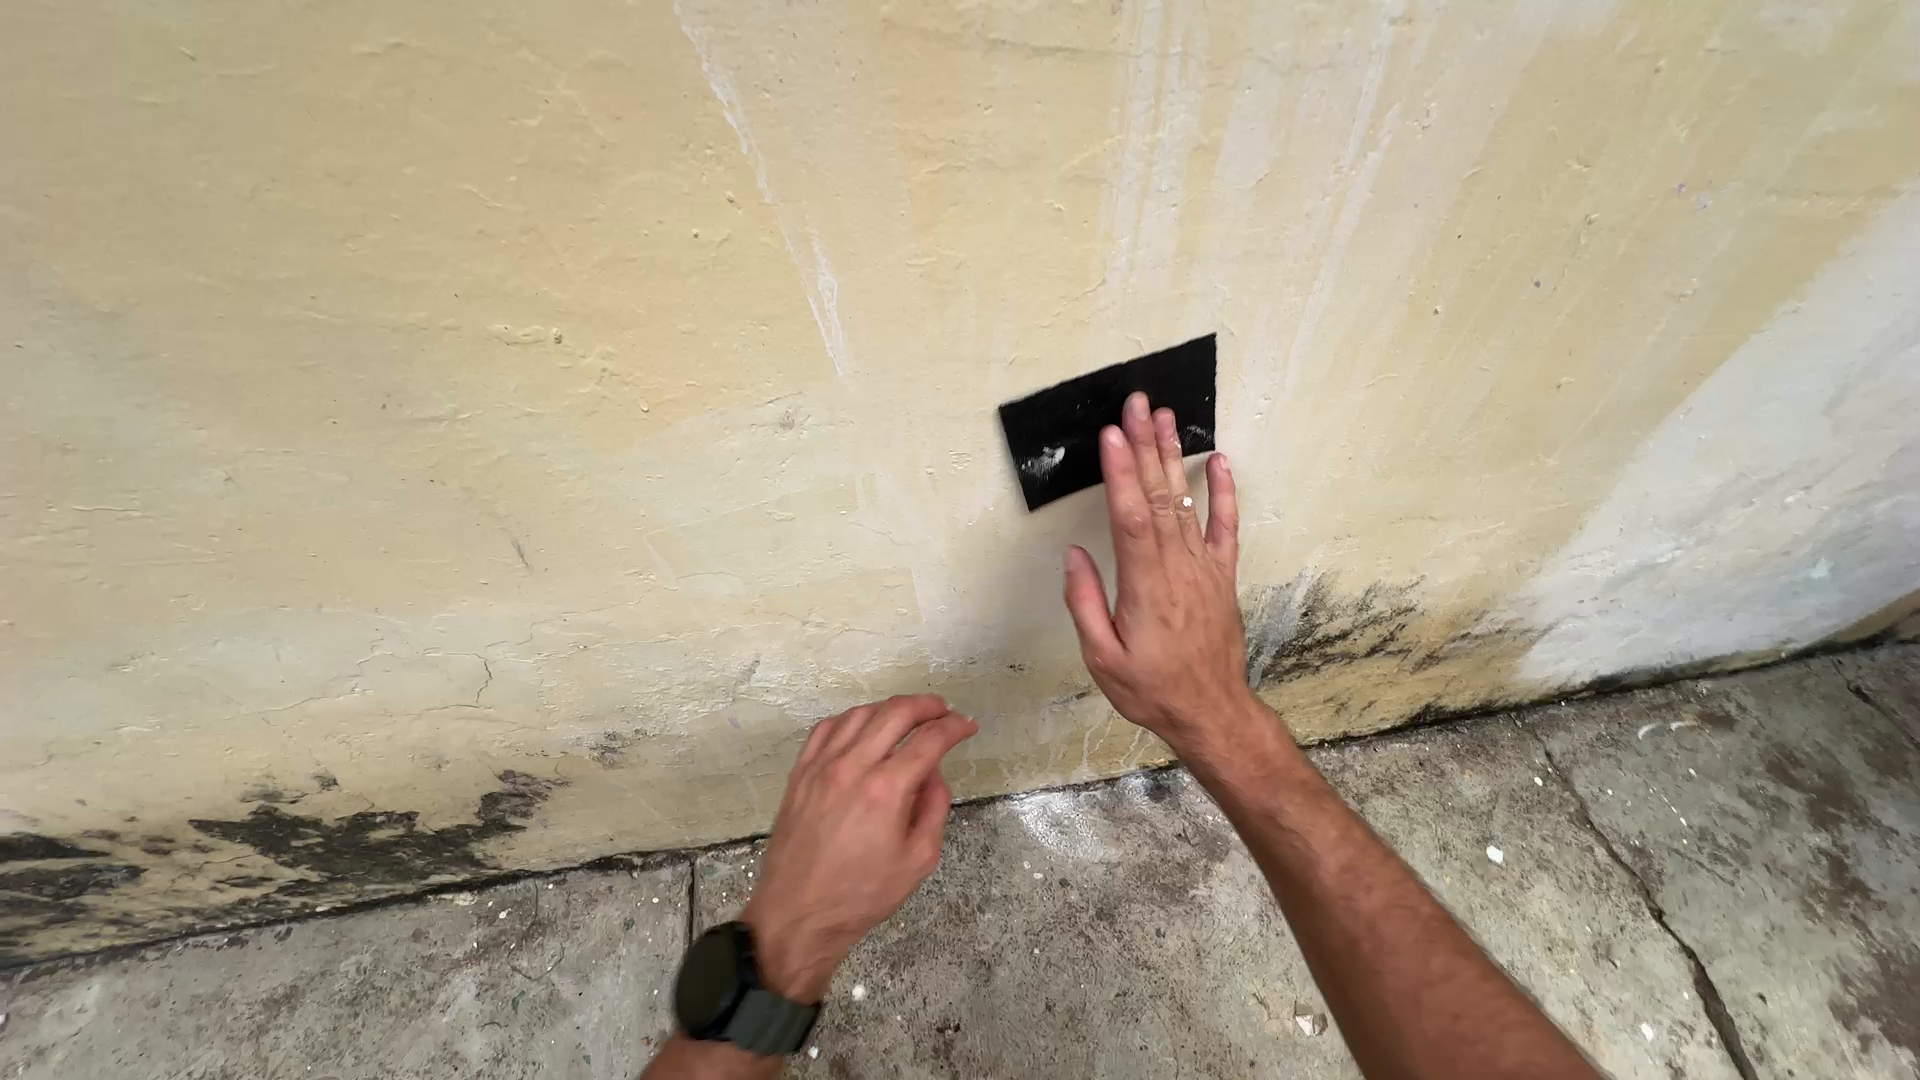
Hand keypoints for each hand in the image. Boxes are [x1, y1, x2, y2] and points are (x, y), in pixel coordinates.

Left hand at [741, 694, 977, 1001]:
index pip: (930, 740)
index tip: (967, 725)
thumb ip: (934, 808)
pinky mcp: (800, 772)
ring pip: (861, 713)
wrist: (797, 915)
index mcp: (886, 790)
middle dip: (927, 705)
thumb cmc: (862, 895)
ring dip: (891, 708)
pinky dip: (852, 718)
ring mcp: (821, 765)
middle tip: (944, 710)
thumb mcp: (919, 860)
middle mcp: (853, 767)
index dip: (955, 727)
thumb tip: (932, 772)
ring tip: (909, 716)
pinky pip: (827, 727)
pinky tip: (864, 726)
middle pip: (896, 712)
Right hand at [1062, 391, 1252, 752]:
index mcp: (1145, 587)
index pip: (1131, 518)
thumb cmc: (1151, 688)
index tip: (1112, 434)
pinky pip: (1226, 528)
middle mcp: (1177, 568)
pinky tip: (1219, 462)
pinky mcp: (1220, 576)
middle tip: (1137, 405)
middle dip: (1146, 446)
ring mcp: (1203, 569)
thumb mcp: (1102, 659)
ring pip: (1187, 503)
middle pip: (1160, 497)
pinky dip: (1224, 493)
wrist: (1211, 711)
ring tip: (1166, 417)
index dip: (1121, 473)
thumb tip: (1075, 554)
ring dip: (1174, 457)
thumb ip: (1084, 604)